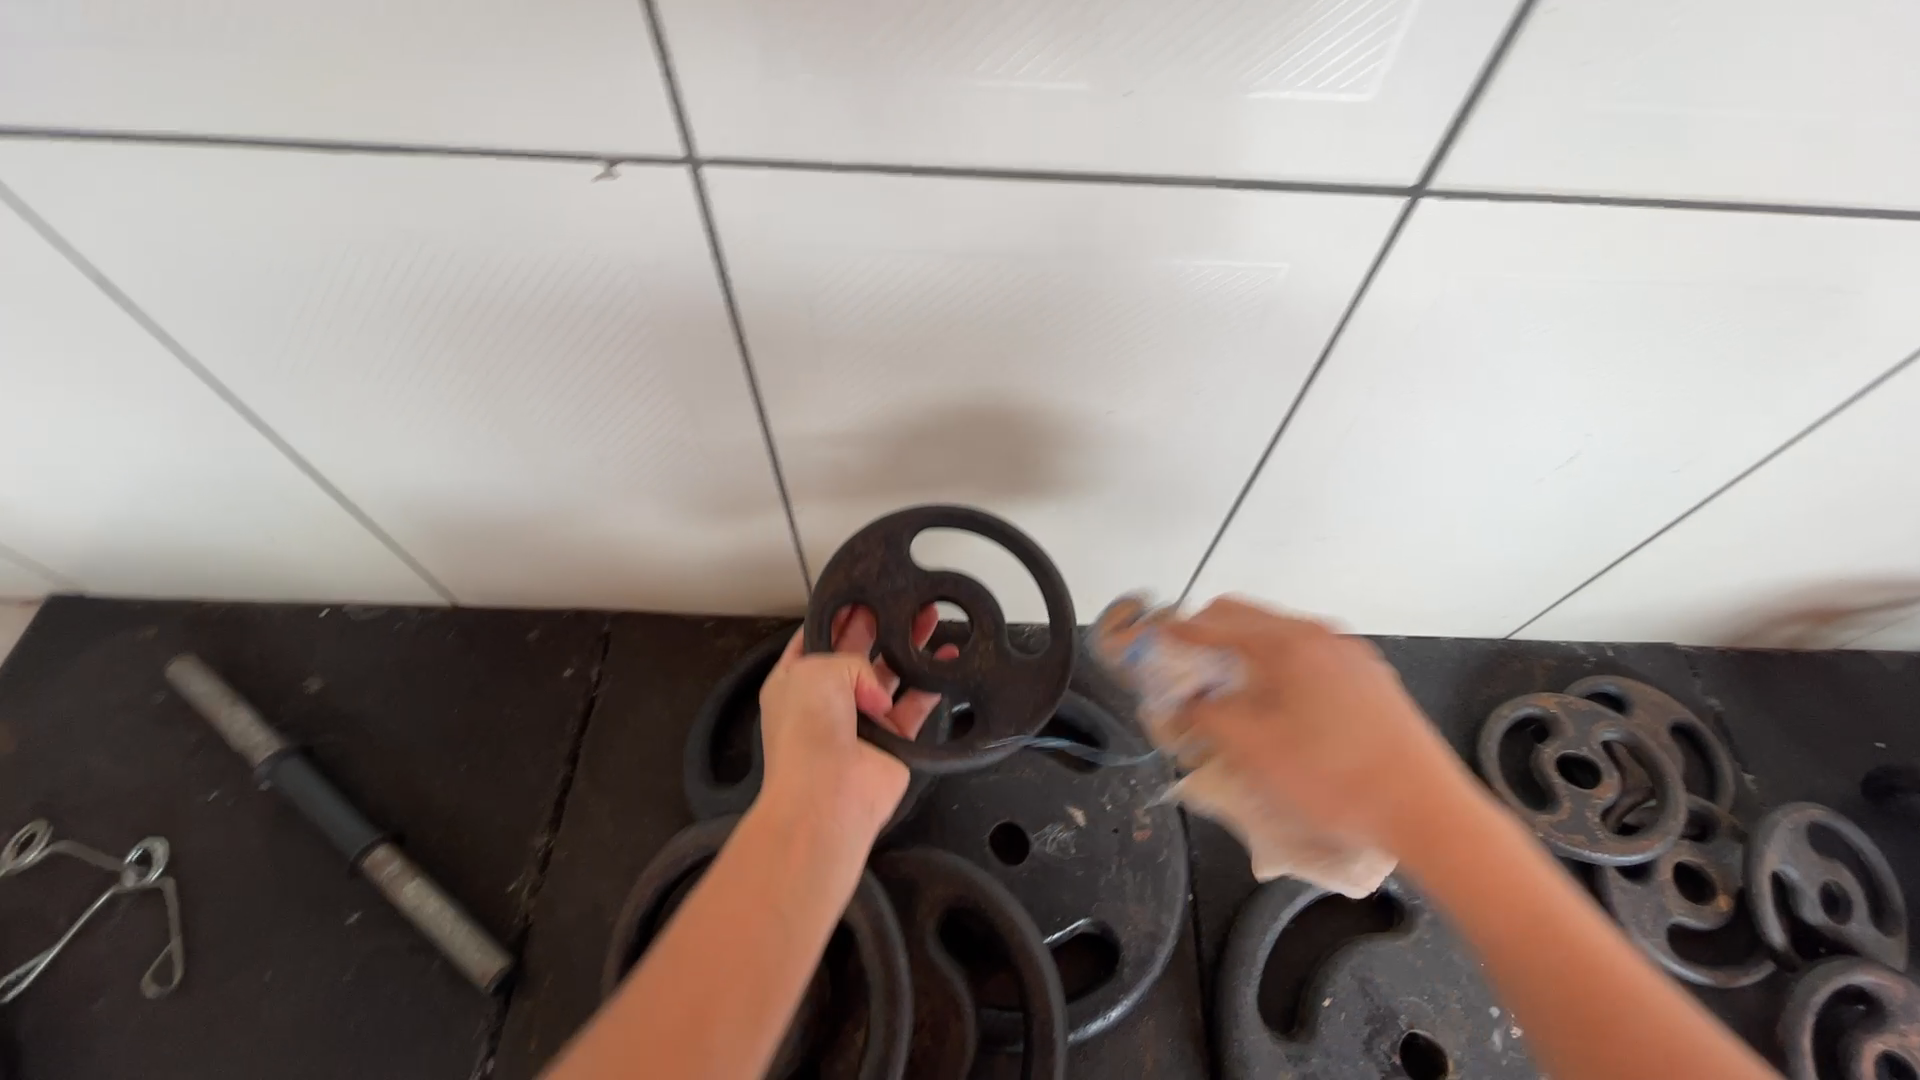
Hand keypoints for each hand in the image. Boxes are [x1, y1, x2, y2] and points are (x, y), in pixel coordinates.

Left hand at [755, 607, 957, 841]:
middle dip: (878, 624)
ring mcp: (861, 720)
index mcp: (795, 680)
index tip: (862, 592)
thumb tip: (877, 687)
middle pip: (858, 652)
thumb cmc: (806, 731)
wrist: (827, 796)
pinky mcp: (893, 739)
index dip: (839, 615)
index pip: (818, 638)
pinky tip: (948, 657)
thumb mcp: (816, 669)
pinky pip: (916, 703)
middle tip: (901, 598)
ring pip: (890, 674)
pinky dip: (932, 681)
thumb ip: (850, 656)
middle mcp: (827, 700)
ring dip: (909, 646)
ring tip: (930, 616)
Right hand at [1166, 597, 1468, 851]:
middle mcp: (1320, 635)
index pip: (1214, 621)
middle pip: (1247, 618)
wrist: (1429, 813)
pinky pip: (1308, 659)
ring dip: (1244, 656)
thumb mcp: (1250, 747)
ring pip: (1280, 639)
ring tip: (1229, 695)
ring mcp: (1351, 654)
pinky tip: (1278, 708)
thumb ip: (1203, 713)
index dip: (1175, 632)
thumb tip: (1182, 701)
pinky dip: (1278, 670)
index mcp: (1287, 641)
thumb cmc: (1331, 777)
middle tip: (1186, 674)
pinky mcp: (1371, 679)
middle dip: (1208, 639)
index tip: (1149, 645)